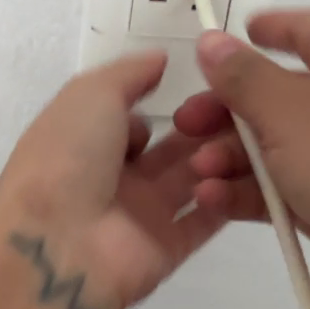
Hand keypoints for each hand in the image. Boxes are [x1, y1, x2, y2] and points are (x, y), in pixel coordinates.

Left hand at [0, 52, 229, 308]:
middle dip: (202, 126)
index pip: (131, 118)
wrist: (59, 244)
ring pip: (191, 179)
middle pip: (169, 148)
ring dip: (219, 156)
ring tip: (241, 138)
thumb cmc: (67, 158)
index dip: (162, 102)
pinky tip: (251, 174)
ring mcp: (140, 215)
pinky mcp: (167, 248)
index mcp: (85, 142)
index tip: (198, 87)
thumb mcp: (89, 95)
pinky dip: (226, 198)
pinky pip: (204, 220)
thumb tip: (159, 60)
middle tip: (236, 109)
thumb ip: (127, 74)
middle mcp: (112, 178)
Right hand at [171, 11, 309, 308]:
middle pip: (275, 94)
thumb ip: (242, 76)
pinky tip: (212, 201)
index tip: (214, 46)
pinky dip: (248, 194)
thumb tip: (212, 39)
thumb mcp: (290, 108)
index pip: (301, 29)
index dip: (259, 34)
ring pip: (274, 147)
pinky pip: (284, 189)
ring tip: (198, 174)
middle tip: (183, 127)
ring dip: (230, 158)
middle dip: (224, 112)